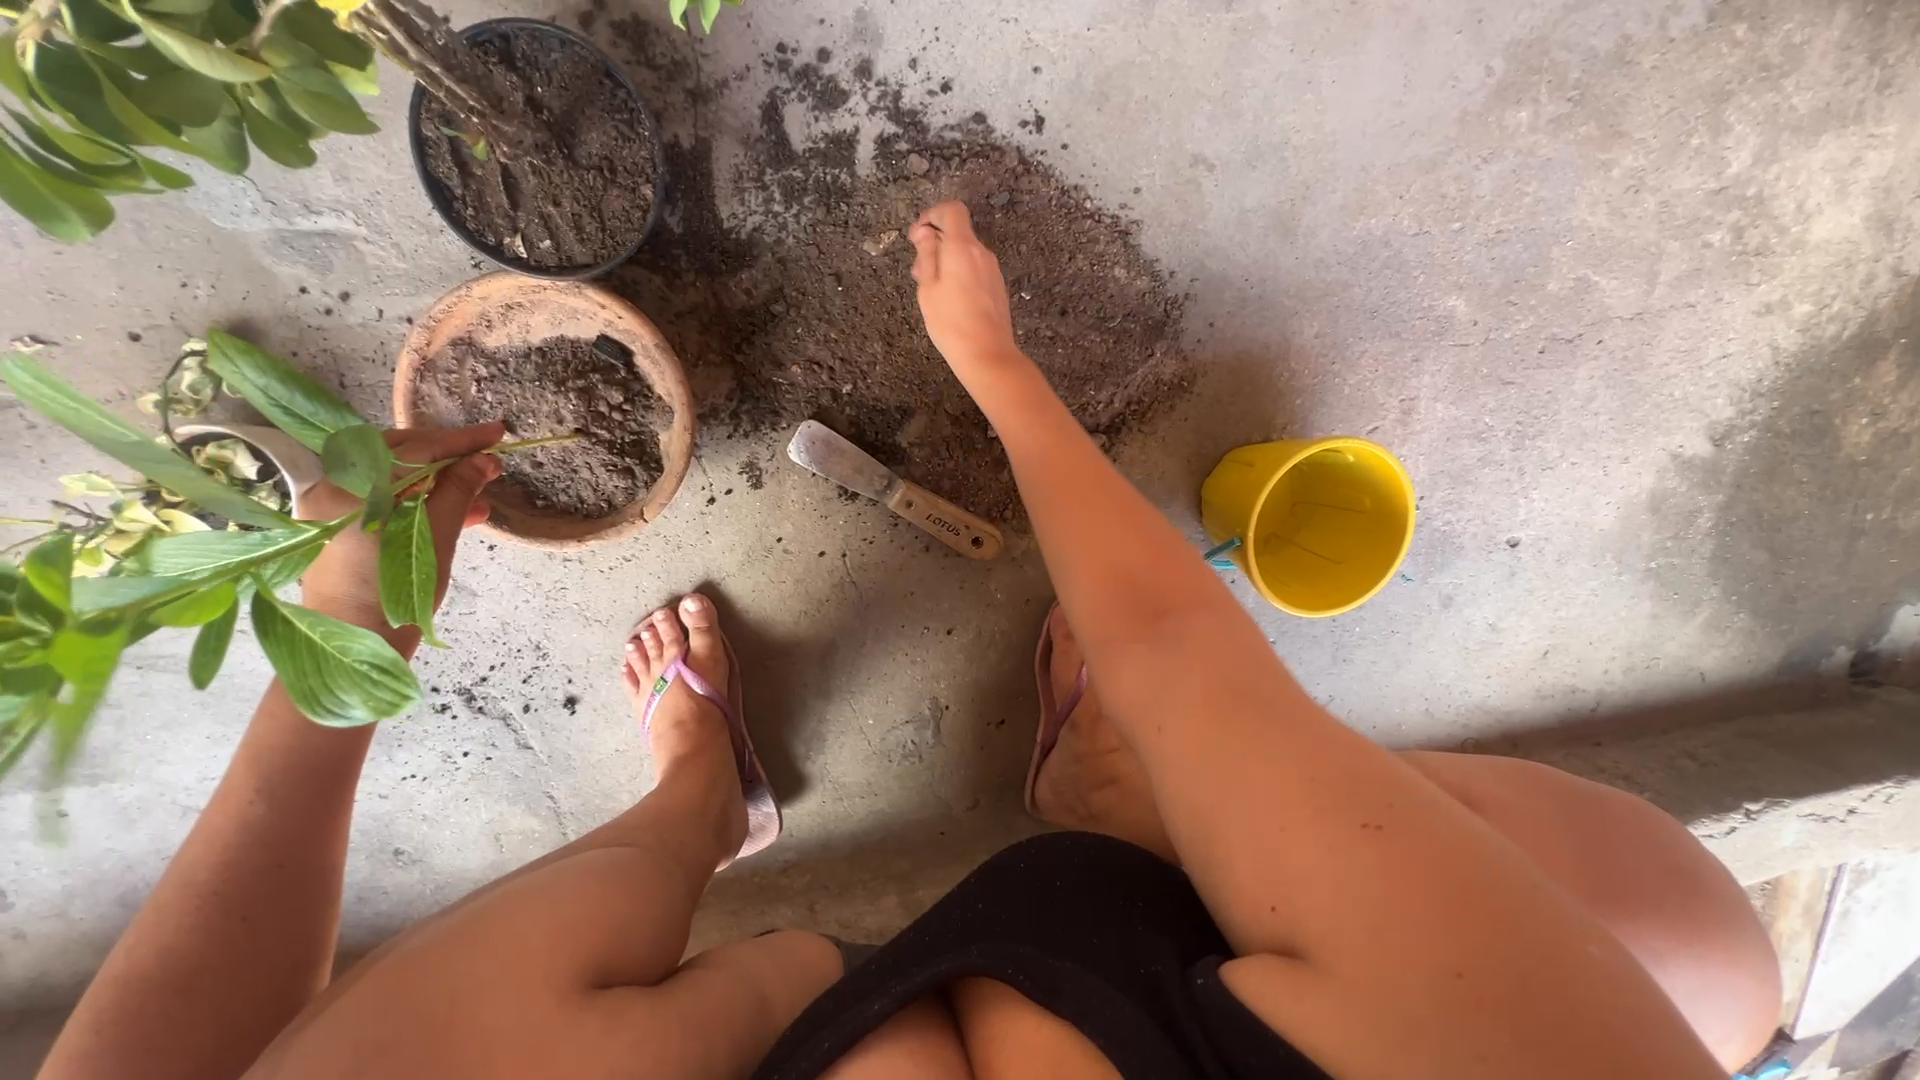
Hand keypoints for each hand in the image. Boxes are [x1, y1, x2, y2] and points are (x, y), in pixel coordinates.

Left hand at [299, 422, 504, 652]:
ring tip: (480, 488)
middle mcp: (331, 488)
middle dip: (446, 453)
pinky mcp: (339, 524)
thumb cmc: (396, 594)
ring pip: (393, 475)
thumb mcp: (436, 537)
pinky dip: (420, 497)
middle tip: (486, 456)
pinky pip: (384, 496)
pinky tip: (459, 509)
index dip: (459, 441)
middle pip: (396, 453)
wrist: (356, 641)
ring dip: (438, 477)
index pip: (413, 449)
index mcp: (350, 488)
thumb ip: (458, 491)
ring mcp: (331, 506)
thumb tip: (486, 459)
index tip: (497, 433)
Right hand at [909, 201, 1021, 367]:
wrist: (987, 353)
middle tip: (918, 269)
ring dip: (946, 260)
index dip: (932, 215)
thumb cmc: (951, 323)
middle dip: (935, 243)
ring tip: (931, 288)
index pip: (952, 210)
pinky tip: (949, 298)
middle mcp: (981, 253)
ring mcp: (992, 270)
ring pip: (965, 252)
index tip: (917, 236)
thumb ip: (926, 254)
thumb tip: (925, 231)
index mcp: (962, 248)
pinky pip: (974, 268)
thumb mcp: (928, 288)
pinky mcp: (996, 286)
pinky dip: (959, 272)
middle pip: (958, 232)